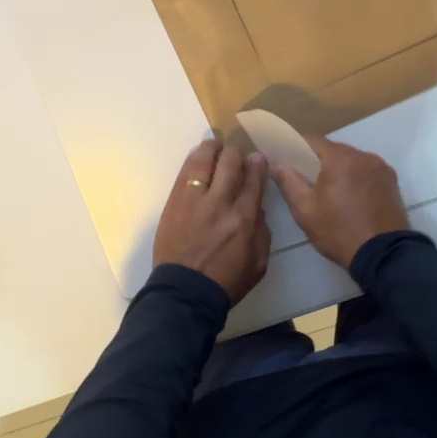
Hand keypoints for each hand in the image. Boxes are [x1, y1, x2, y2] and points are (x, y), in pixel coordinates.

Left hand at [152, 140, 269, 304]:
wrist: (186, 292)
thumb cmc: (226, 281)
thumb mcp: (259, 262)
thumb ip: (262, 231)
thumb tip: (257, 207)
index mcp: (244, 219)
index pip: (254, 180)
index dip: (257, 164)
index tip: (258, 157)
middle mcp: (220, 204)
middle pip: (230, 163)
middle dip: (236, 153)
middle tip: (235, 153)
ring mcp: (194, 201)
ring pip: (204, 161)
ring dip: (212, 149)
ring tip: (215, 145)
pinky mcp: (174, 202)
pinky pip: (184, 173)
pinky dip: (193, 159)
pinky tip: (198, 155)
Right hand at [270, 135, 409, 267]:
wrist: (384, 256)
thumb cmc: (339, 231)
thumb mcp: (306, 211)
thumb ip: (289, 183)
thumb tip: (276, 164)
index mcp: (340, 159)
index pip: (313, 139)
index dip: (298, 148)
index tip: (291, 163)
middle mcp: (364, 156)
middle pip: (335, 150)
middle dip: (321, 162)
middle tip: (311, 185)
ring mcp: (381, 168)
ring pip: (353, 162)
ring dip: (341, 171)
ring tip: (335, 196)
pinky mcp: (393, 183)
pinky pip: (368, 173)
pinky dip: (358, 180)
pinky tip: (354, 201)